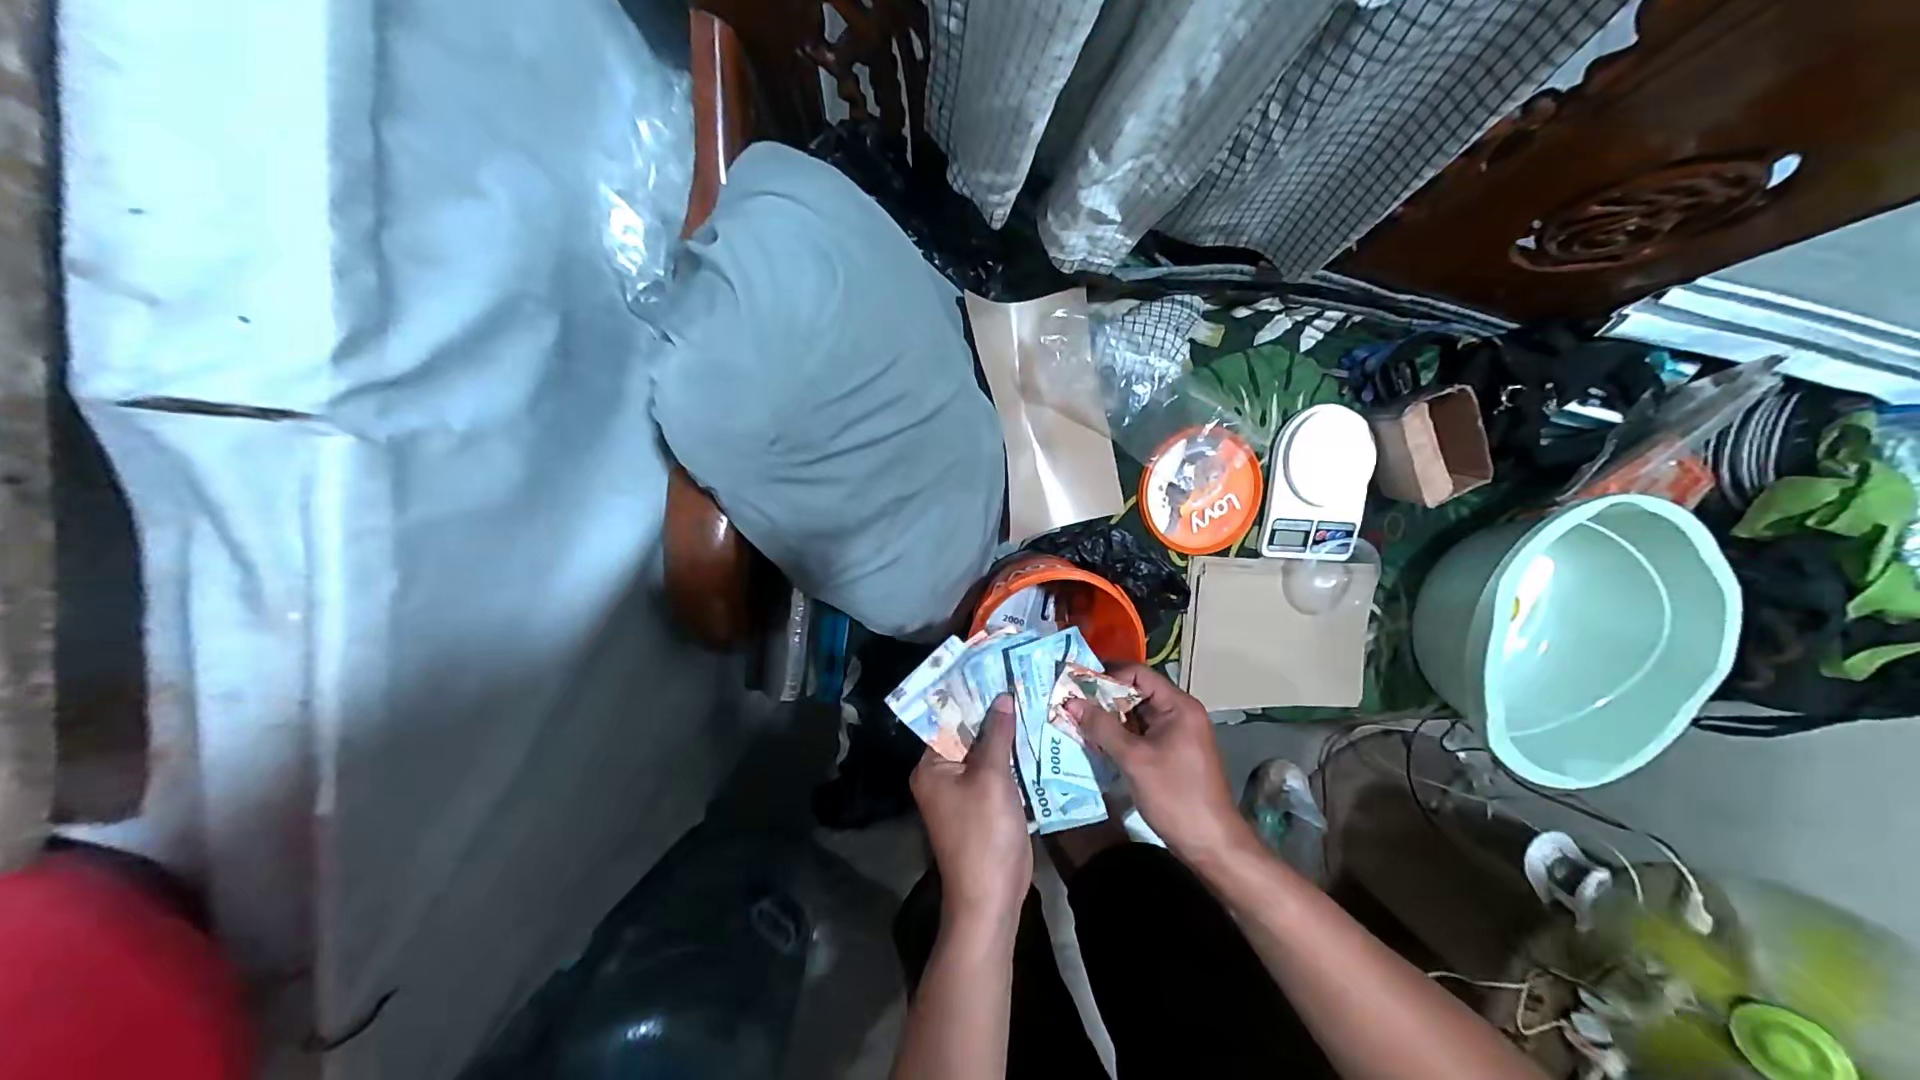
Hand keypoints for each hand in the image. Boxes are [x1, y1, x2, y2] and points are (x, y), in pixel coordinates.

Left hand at [910, 694, 1032, 928]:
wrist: (991, 896)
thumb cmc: (983, 833)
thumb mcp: (990, 777)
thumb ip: (996, 734)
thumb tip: (1003, 696)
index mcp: (932, 766)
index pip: (947, 719)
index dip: (970, 695)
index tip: (994, 670)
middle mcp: (942, 775)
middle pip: (968, 734)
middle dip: (992, 712)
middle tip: (1019, 680)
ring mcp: (964, 792)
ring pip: (985, 753)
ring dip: (1005, 734)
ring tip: (1031, 699)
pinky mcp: (985, 805)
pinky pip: (997, 772)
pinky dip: (1012, 757)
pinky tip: (1035, 736)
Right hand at [1065, 664, 1253, 864]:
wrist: (1210, 843)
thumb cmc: (1175, 795)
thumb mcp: (1133, 759)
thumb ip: (1101, 727)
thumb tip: (1071, 701)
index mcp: (1179, 706)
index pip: (1138, 675)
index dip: (1107, 676)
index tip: (1076, 685)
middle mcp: (1180, 714)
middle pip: (1136, 694)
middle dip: (1103, 699)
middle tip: (1070, 704)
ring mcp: (1177, 735)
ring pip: (1136, 716)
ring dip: (1109, 719)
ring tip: (1076, 722)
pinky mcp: (1171, 754)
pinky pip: (1140, 735)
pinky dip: (1119, 736)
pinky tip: (1096, 743)